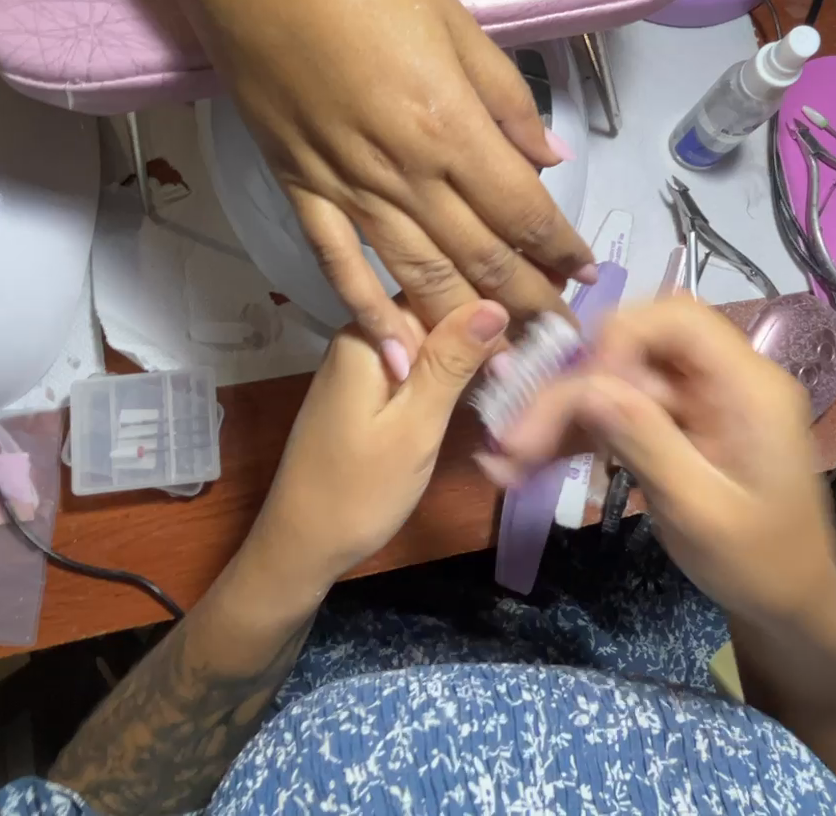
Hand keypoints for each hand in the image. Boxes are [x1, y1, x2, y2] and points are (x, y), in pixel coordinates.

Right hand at [187, 0, 596, 379]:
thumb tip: (548, 159)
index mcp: (451, 125)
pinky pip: (337, 266)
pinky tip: (397, 354)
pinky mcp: (300, 191)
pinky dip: (368, 313)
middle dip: (527, 301)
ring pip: (418, 275)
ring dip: (465, 323)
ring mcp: (348, 189)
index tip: (583, 276)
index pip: (523, 211)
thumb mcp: (453, 19)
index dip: (560, 250)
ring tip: (503, 360)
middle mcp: (406, 173)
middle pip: (480, 257)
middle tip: (558, 336)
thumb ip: (505, 98)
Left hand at [246, 299, 508, 592]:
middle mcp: (357, 337)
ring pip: (422, 341)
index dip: (483, 304)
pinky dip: (442, 374)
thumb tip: (494, 302)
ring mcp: (357, 365)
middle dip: (478, 329)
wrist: (300, 546)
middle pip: (429, 313)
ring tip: (517, 364)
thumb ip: (451, 363)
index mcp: (366, 334)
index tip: (533, 325)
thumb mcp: (415, 427)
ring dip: (464, 353)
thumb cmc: (359, 491)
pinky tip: (475, 384)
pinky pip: (409, 365)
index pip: (434, 290)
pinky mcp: (361, 390)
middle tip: (535, 352)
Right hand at [492, 297, 835, 626]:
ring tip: (508, 459)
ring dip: (558, 416)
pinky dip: (572, 436)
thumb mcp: (701, 510)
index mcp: (747, 387)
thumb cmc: (759, 565)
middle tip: (517, 438)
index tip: (583, 389)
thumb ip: (646, 443)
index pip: (678, 318)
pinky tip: (528, 464)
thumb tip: (585, 387)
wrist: (785, 605)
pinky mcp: (670, 424)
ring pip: (611, 381)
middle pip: (630, 347)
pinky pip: (613, 412)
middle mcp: (717, 379)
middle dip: (569, 388)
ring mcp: (692, 401)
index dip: (620, 336)